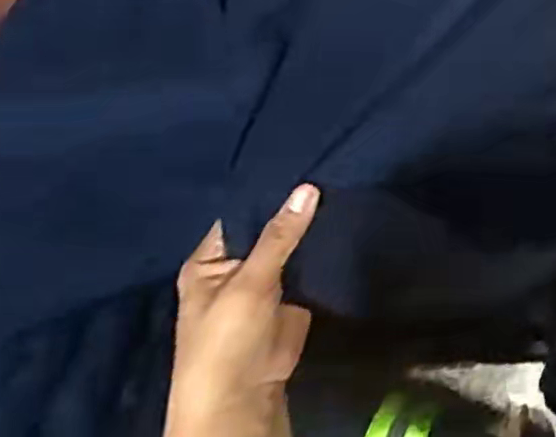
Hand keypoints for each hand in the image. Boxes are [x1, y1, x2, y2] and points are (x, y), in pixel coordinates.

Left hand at [165, 184, 320, 436]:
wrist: (245, 399)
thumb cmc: (226, 341)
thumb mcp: (249, 283)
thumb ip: (280, 235)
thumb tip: (308, 186)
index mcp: (210, 259)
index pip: (241, 210)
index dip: (268, 187)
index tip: (302, 157)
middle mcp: (236, 263)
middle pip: (269, 224)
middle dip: (295, 203)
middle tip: (329, 162)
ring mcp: (266, 277)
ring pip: (292, 241)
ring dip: (312, 222)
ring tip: (343, 178)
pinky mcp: (293, 291)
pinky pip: (309, 259)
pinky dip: (323, 243)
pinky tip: (344, 213)